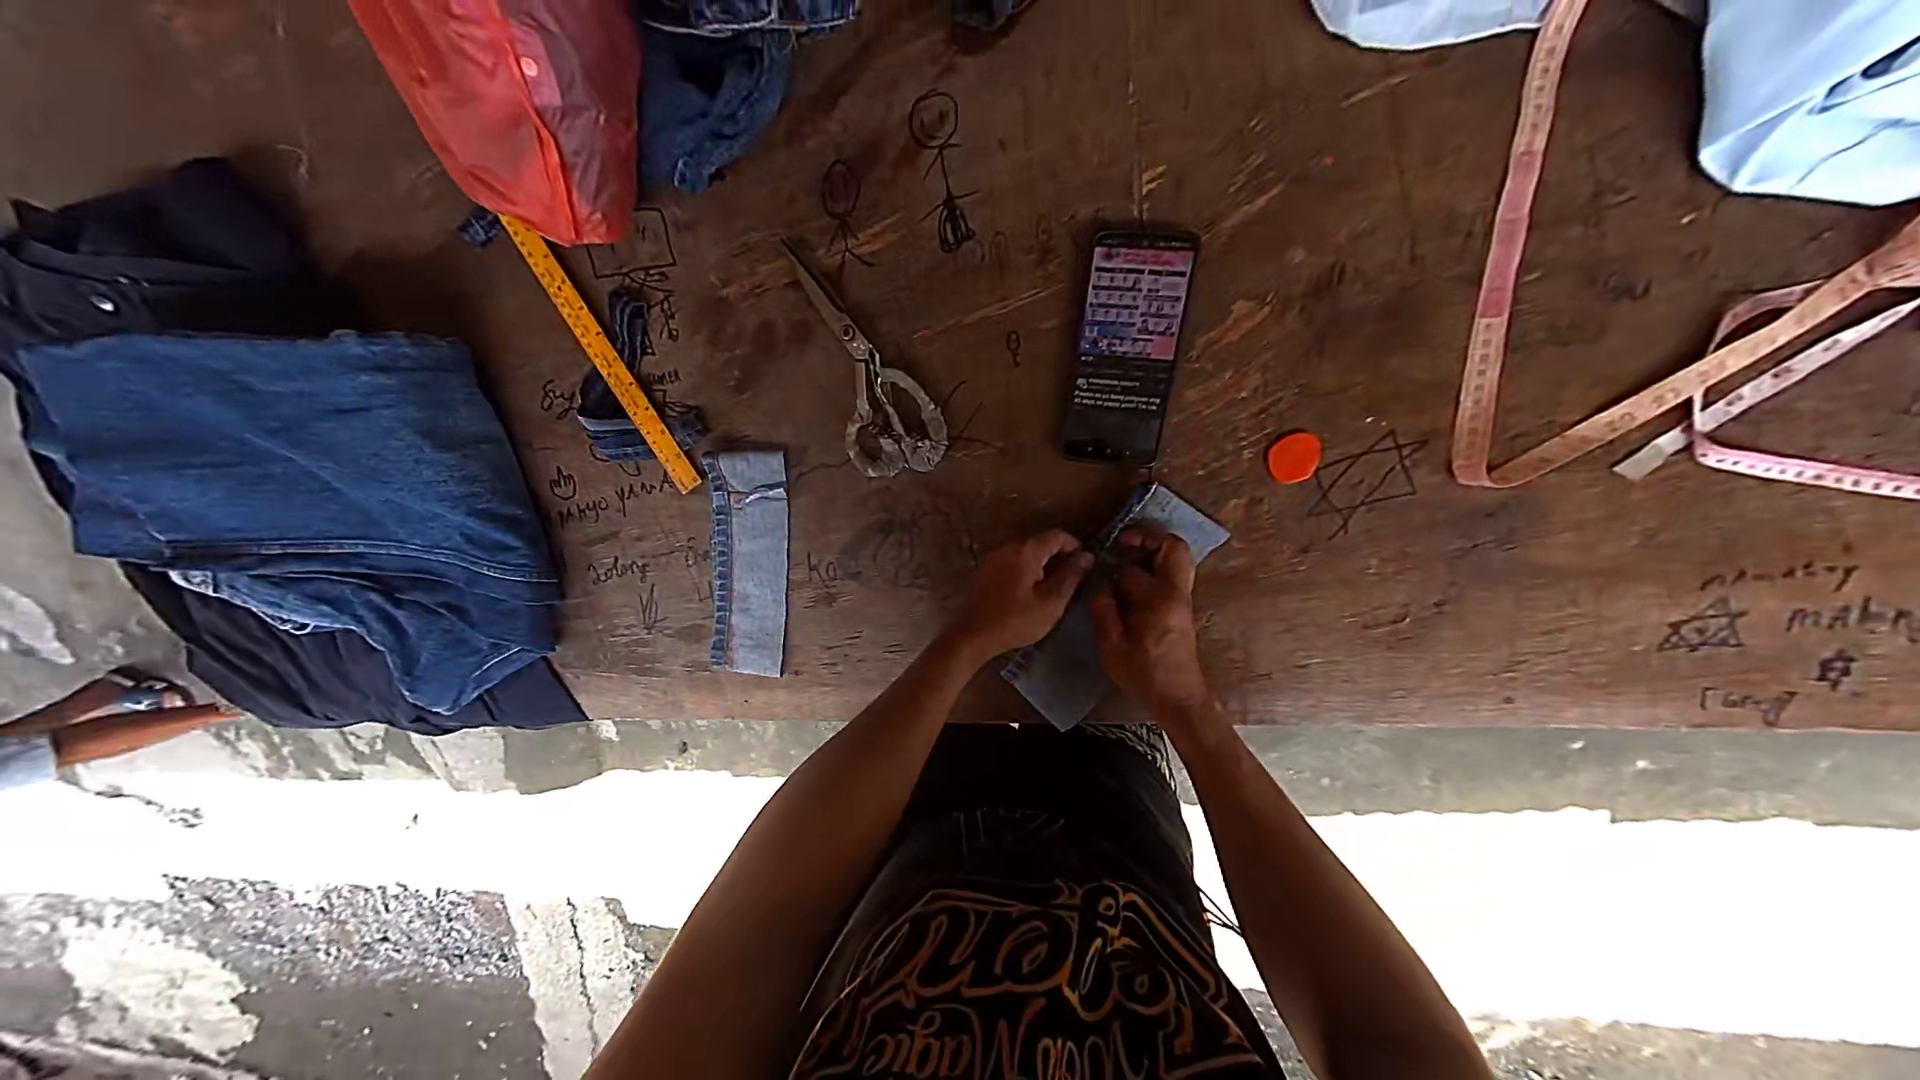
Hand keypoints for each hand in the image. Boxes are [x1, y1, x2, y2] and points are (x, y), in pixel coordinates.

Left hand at [943, 530, 1093, 661]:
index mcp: (1025, 551)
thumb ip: (1070, 577)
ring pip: (1024, 552)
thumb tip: (1087, 557)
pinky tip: (1031, 588)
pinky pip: (1011, 562)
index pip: (1056, 535)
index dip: (1074, 544)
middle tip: (1073, 574)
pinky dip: (1025, 568)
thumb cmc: (1015, 621)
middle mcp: (1007, 547)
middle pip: (1039, 541)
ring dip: (1041, 562)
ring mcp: (992, 558)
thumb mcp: (1050, 602)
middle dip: (1058, 554)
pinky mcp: (984, 571)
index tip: (1086, 560)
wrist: (972, 635)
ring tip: (1054, 583)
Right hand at [1089, 526, 1211, 717]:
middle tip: (1121, 543)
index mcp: (1158, 599)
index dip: (1111, 571)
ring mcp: (1182, 599)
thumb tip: (1100, 586)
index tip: (1098, 576)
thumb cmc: (1144, 674)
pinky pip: (1173, 573)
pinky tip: (1133, 578)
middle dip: (1147, 537)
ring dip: (1153, 549)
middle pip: (1174, 547)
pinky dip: (1155, 565)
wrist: (1179, 697)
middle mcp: (1176, 593)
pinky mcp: (1182, 607)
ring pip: (1177, 558)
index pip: (1131, 571)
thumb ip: (1103, 611)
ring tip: (1126, 556)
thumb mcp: (1112, 647)